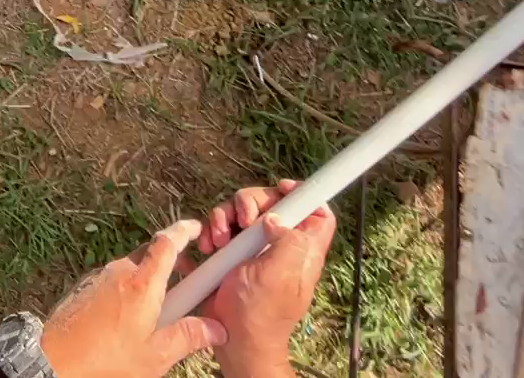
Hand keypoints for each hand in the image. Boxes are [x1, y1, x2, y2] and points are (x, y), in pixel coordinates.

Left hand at [39, 221, 225, 377]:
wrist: (58, 358)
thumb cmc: (109, 358)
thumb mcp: (156, 355)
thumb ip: (187, 337)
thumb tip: (216, 327)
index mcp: (141, 284)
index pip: (166, 245)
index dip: (182, 232)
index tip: (196, 227)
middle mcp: (120, 270)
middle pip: (150, 254)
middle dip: (171, 261)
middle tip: (187, 279)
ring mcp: (101, 275)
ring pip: (133, 268)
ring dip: (150, 279)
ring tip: (161, 309)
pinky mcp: (88, 284)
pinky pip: (116, 278)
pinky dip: (131, 287)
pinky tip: (133, 314)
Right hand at [183, 180, 336, 377]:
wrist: (232, 336)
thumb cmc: (260, 311)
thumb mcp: (280, 276)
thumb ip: (289, 242)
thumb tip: (276, 218)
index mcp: (300, 250)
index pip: (316, 213)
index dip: (304, 195)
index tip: (282, 187)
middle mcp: (278, 244)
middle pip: (270, 203)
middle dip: (249, 203)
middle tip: (241, 220)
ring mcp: (252, 248)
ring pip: (240, 211)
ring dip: (224, 218)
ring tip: (218, 240)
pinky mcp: (230, 252)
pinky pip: (219, 227)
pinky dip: (210, 231)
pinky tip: (206, 246)